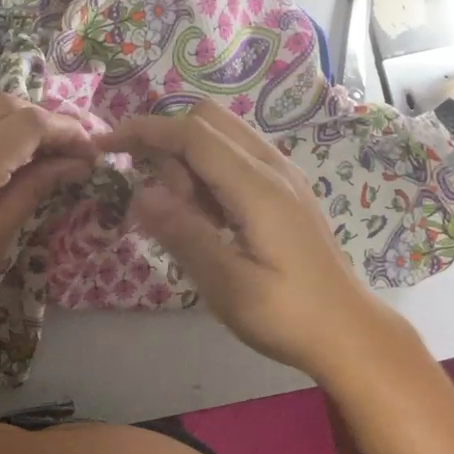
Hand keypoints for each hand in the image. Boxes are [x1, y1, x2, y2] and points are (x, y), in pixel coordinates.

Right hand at [99, 101, 397, 373]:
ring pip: (220, 135)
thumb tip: (140, 193)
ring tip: (182, 215)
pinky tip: (205, 217)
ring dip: (186, 159)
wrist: (349, 334)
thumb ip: (184, 234)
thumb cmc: (287, 315)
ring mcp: (282, 176)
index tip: (104, 145)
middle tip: (157, 200)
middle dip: (165, 142)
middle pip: (206, 119)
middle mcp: (272, 168)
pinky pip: (234, 156)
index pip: (191, 134)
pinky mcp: (283, 190)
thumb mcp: (228, 285)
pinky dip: (205, 170)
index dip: (144, 130)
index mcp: (257, 187)